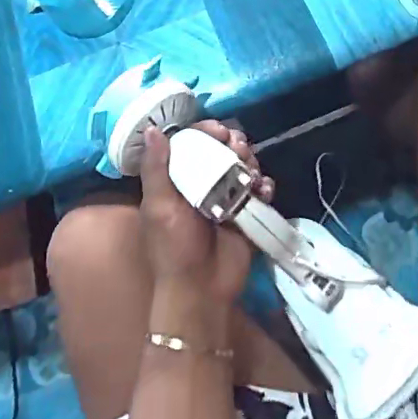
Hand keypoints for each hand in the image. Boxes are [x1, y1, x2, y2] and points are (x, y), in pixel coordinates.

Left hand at [139, 121, 273, 306]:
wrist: (201, 290)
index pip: (192, 144)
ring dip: (249, 161)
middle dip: (232, 143)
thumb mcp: (158, 207)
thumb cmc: (173, 247)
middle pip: (221, 150)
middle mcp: (202, 184)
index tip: (218, 130)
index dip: (205, 132)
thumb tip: (153, 128)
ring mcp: (227, 197)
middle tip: (238, 146)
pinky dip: (264, 185)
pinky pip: (260, 189)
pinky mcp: (247, 212)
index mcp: (177, 179)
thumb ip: (156, 168)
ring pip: (242, 166)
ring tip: (250, 169)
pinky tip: (263, 189)